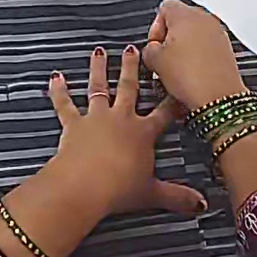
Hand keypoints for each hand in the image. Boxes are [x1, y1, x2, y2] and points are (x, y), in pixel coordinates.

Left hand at [46, 45, 205, 219]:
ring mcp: (96, 118)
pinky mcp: (73, 124)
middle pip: (129, 88)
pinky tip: (55, 78)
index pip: (164, 113)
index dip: (173, 101)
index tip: (179, 87)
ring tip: (99, 52)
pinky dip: (59, 91)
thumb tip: (201, 206)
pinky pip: (65, 104)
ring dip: (99, 69)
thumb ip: (177, 196)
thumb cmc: (118, 188)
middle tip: (135, 50)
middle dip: (133, 68)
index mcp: (143, 133)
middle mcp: (121, 119)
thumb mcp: (152, 193)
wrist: (84, 187)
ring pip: (99, 87)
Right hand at [140, 0, 245, 109]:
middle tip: (164, 58)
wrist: (219, 97)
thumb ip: (148, 49)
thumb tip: (152, 49)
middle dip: (169, 37)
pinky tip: (193, 71)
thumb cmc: (192, 77)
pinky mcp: (226, 47)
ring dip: (184, 47)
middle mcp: (204, 18)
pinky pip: (206, 45)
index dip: (154, 29)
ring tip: (179, 68)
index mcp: (185, 15)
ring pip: (194, 33)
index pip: (163, 9)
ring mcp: (218, 32)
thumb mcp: (155, 62)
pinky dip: (198, 54)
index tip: (154, 47)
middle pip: (179, 20)